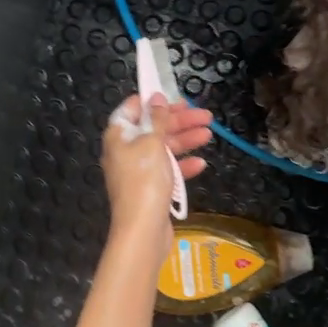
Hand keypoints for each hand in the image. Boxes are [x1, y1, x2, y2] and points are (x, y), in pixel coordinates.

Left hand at [100, 95, 212, 263]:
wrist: (142, 229)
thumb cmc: (144, 180)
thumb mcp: (152, 143)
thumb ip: (156, 119)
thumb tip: (155, 97)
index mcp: (118, 136)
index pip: (131, 109)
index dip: (152, 101)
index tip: (173, 97)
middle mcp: (125, 151)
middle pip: (152, 128)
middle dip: (178, 121)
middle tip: (205, 115)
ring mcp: (138, 171)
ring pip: (163, 148)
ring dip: (185, 140)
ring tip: (209, 134)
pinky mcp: (150, 188)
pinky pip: (167, 170)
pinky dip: (182, 165)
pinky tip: (200, 163)